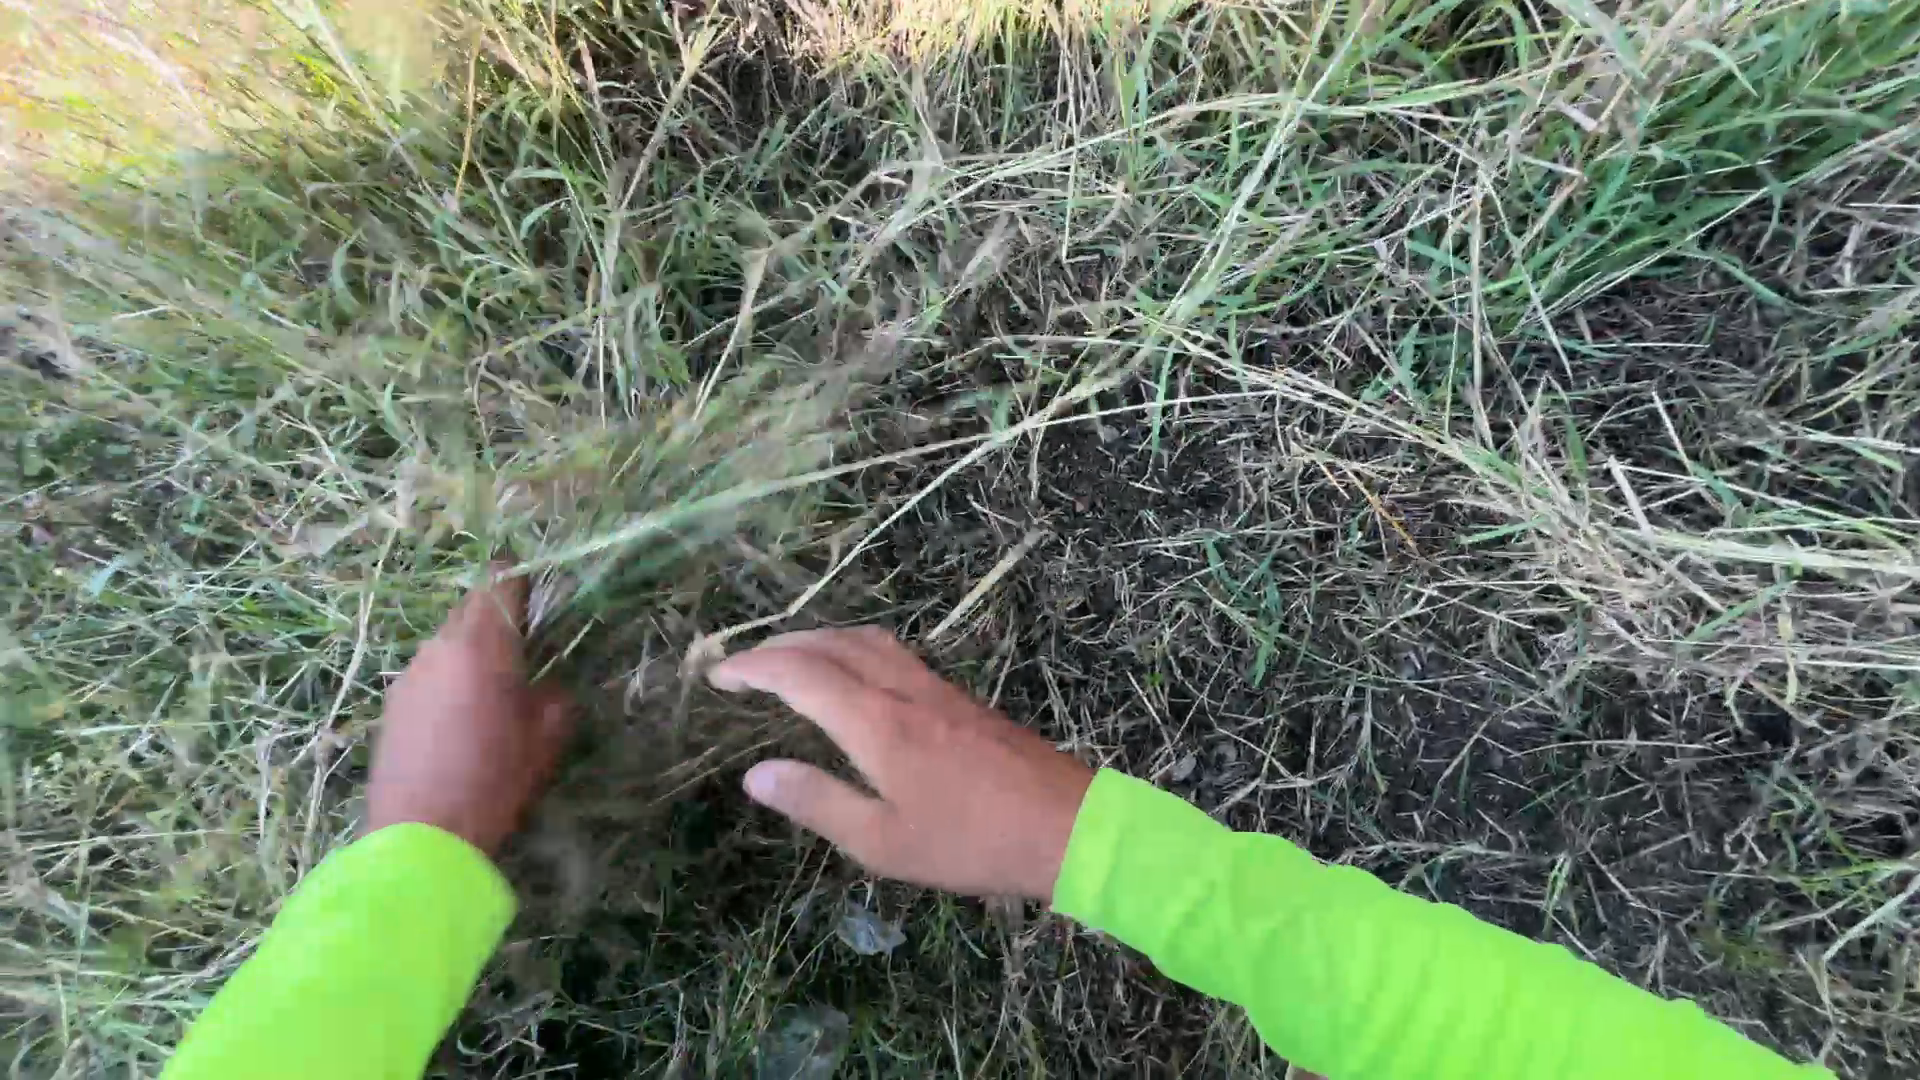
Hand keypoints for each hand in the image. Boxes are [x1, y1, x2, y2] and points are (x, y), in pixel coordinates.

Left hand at [367, 569, 572, 856]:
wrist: (421, 838)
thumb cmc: (497, 778)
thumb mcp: (547, 734)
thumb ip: (553, 692)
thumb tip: (545, 681)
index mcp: (482, 647)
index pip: (498, 584)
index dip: (521, 578)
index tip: (541, 588)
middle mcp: (440, 649)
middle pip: (471, 606)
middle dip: (500, 611)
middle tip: (530, 635)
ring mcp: (410, 676)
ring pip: (449, 638)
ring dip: (476, 644)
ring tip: (499, 679)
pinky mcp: (393, 703)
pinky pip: (431, 668)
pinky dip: (453, 672)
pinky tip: (467, 709)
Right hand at [710, 626, 1094, 901]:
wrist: (1060, 820)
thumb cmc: (968, 841)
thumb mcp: (882, 841)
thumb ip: (817, 802)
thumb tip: (756, 775)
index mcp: (876, 722)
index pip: (801, 674)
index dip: (754, 668)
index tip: (718, 674)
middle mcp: (901, 689)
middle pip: (831, 644)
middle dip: (780, 645)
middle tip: (744, 663)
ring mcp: (933, 685)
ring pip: (865, 638)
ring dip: (819, 638)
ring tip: (790, 657)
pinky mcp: (955, 693)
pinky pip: (891, 650)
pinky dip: (854, 646)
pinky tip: (853, 670)